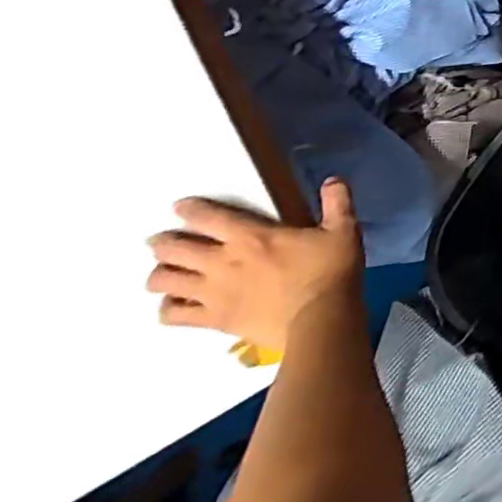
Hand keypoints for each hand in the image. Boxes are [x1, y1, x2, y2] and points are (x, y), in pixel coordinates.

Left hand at [146, 179, 364, 351]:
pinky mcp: (214, 321)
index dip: (190, 209)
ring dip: (160, 275)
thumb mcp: (342, 230)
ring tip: (164, 272)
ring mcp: (214, 294)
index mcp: (251, 236)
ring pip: (165, 282)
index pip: (208, 217)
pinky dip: (168, 308)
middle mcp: (223, 262)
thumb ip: (337, 202)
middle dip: (162, 243)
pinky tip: (173, 305)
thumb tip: (333, 180)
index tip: (180, 206)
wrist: (321, 321)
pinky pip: (174, 315)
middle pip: (175, 249)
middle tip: (159, 241)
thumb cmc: (330, 272)